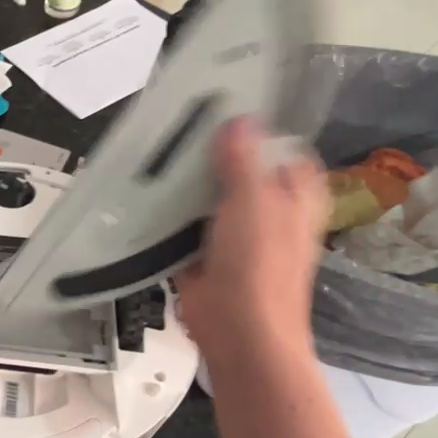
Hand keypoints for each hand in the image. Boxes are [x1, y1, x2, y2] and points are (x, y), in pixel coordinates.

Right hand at [174, 116, 328, 364]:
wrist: (237, 331)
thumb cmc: (259, 266)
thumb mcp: (254, 201)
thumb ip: (243, 159)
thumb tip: (238, 119)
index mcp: (294, 194)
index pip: (279, 148)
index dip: (256, 128)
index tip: (221, 106)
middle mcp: (267, 210)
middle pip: (238, 170)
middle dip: (210, 154)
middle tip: (175, 124)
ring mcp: (234, 233)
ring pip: (207, 197)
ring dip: (184, 184)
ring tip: (153, 152)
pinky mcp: (202, 253)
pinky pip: (182, 225)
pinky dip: (166, 215)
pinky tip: (142, 195)